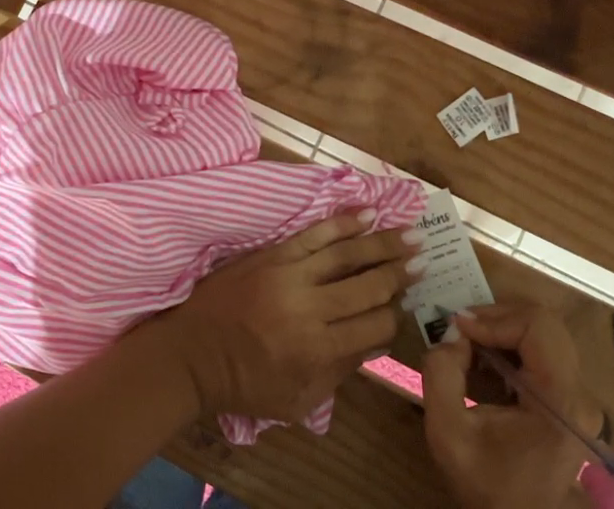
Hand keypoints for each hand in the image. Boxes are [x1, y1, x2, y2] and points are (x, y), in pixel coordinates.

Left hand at [148, 210, 422, 421]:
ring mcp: (288, 276)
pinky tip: (367, 213)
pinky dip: (341, 222)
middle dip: (399, 274)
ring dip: (382, 243)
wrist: (190, 354)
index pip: (373, 326)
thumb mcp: (297, 398)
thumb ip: (339, 371)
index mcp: (316, 349)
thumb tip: (375, 339)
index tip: (407, 306)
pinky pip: (312, 234)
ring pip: (345, 254)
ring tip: (412, 234)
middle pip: (366, 286)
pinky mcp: (271, 255)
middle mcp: (308, 308)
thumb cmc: (244, 384)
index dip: (394, 317)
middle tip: (424, 260)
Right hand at [423, 304, 601, 508]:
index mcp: (560, 401)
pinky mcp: (568, 401)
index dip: (493, 318)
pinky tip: (484, 366)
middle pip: (543, 324)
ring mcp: (577, 397)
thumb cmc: (485, 486)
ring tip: (468, 348)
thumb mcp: (448, 432)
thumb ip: (441, 375)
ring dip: (501, 331)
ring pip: (542, 334)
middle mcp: (579, 394)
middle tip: (460, 331)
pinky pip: (540, 353)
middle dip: (496, 319)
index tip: (456, 329)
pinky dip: (508, 347)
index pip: (537, 327)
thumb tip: (452, 336)